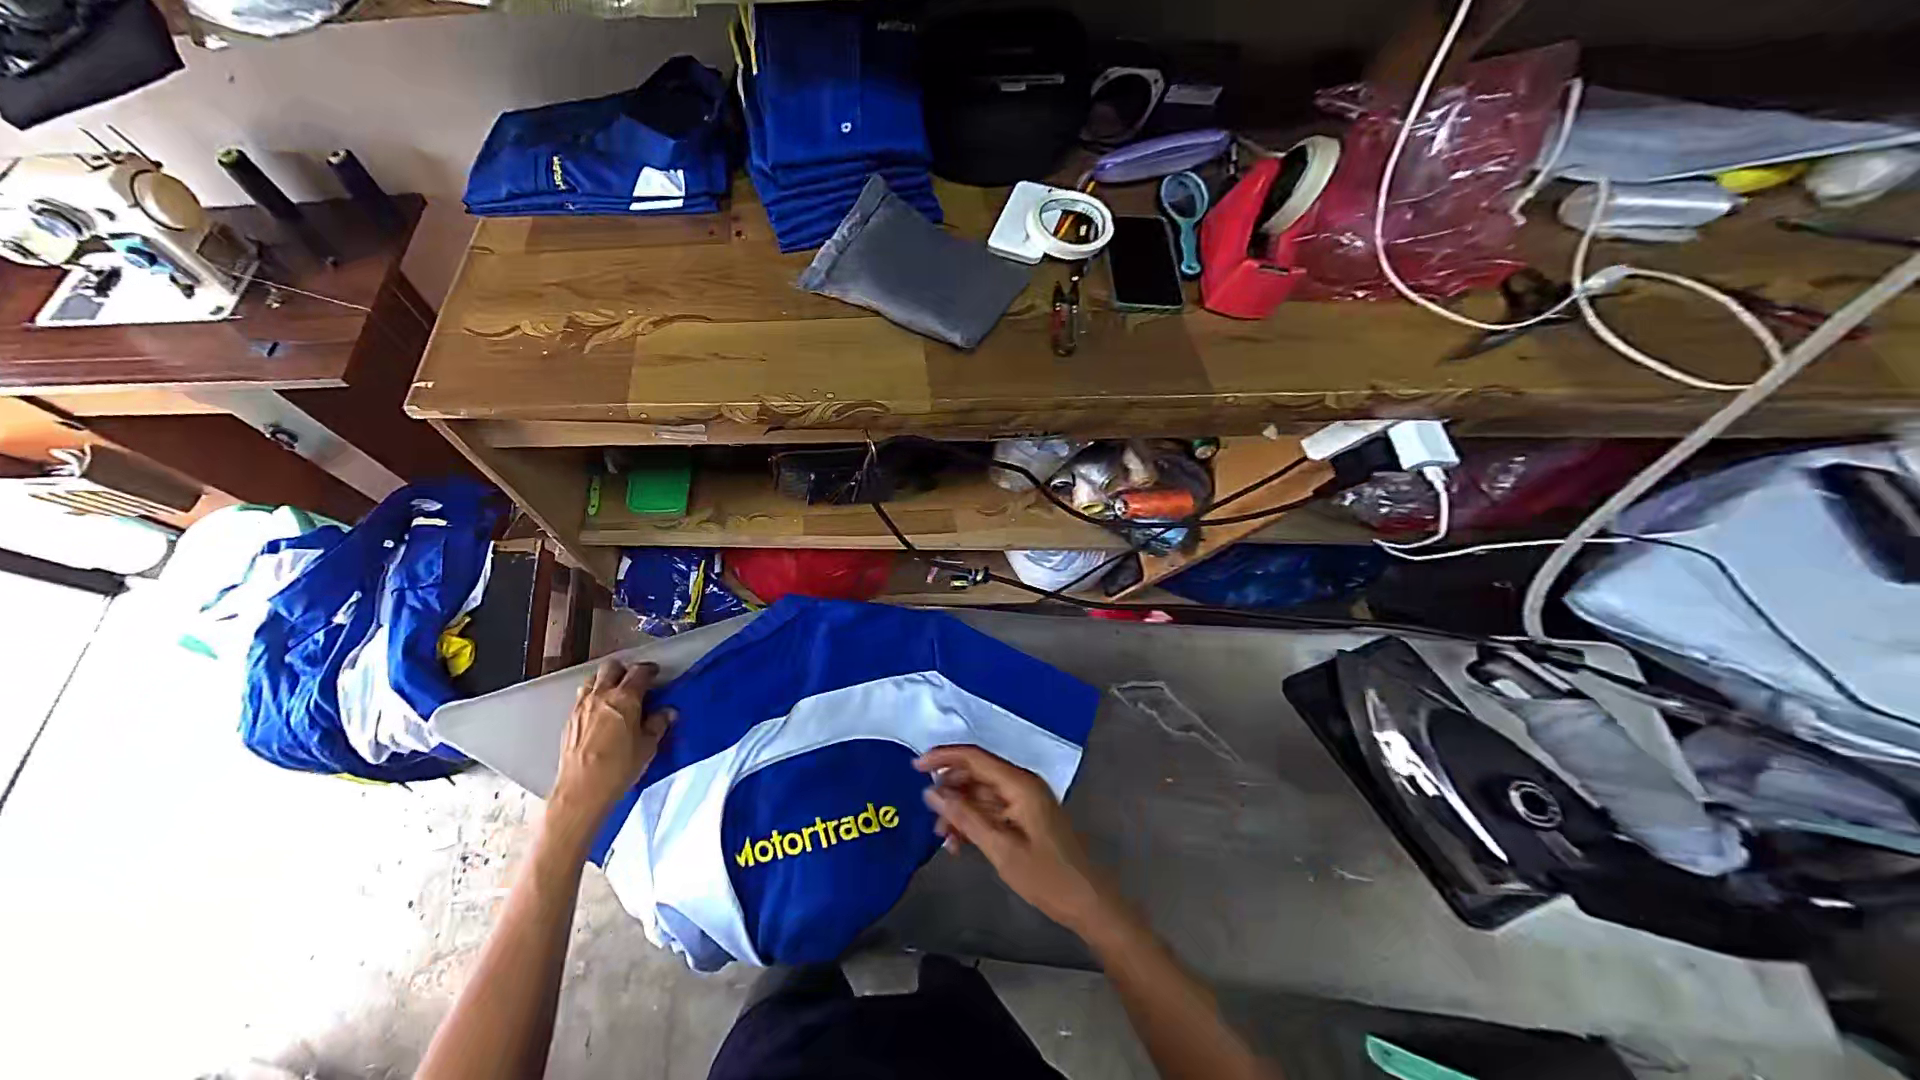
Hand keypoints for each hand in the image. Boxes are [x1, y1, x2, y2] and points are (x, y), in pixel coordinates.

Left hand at [549, 659, 674, 829]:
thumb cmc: (617, 769)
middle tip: (635, 681)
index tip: (655, 674)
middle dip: (625, 670)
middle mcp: (601, 696)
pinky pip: (581, 698)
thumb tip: (666, 714)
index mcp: (625, 698)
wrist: (582, 791)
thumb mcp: (648, 746)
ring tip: (616, 693)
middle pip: (612, 667)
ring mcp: (581, 707)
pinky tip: (600, 712)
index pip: (639, 672)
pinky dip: (592, 697)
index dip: (649, 670)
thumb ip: (658, 724)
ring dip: (606, 681)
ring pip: (593, 679)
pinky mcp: (570, 721)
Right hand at [915, 745, 1115, 932]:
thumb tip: (932, 793)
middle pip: (976, 774)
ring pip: (981, 793)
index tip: (915, 767)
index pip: (975, 757)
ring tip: (944, 838)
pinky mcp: (1026, 816)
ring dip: (960, 811)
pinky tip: (960, 844)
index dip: (943, 758)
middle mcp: (1022, 784)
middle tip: (930, 816)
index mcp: (1020, 784)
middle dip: (950, 791)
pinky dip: (974, 822)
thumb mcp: (1000, 848)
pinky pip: (992, 809)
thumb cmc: (1046, 876)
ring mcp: (1025, 800)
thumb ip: (965, 817)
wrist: (1087, 901)